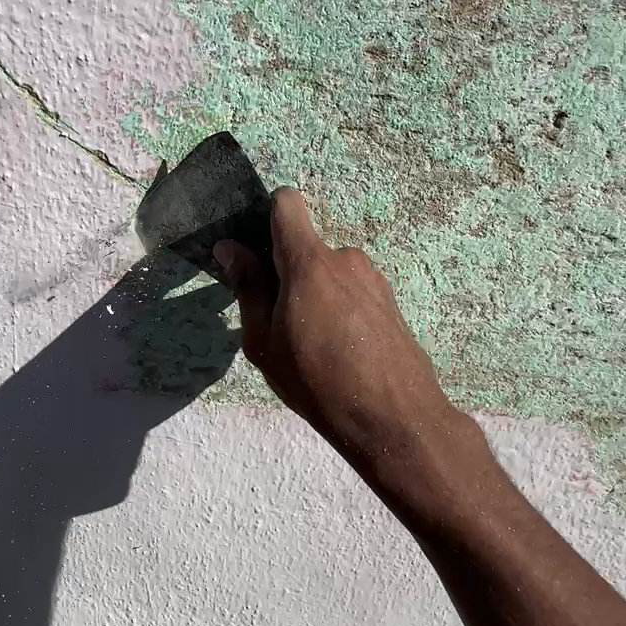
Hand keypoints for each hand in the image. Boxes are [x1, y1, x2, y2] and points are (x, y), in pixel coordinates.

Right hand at [214, 189, 465, 460]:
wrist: (396, 420)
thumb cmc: (317, 380)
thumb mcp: (264, 341)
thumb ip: (248, 287)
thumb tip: (230, 247)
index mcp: (309, 262)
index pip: (287, 204)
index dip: (268, 216)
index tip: (257, 252)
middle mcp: (345, 258)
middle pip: (305, 248)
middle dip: (287, 273)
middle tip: (279, 321)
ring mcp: (373, 279)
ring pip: (329, 273)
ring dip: (315, 294)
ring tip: (311, 344)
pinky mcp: (390, 302)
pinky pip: (351, 291)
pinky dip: (339, 309)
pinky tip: (340, 352)